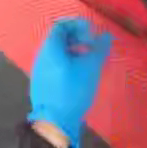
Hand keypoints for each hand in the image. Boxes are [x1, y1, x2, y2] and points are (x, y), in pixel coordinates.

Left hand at [27, 17, 111, 147]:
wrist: (54, 123)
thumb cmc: (72, 90)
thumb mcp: (90, 67)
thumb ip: (99, 49)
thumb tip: (106, 36)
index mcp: (51, 49)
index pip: (61, 26)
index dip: (77, 25)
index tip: (91, 31)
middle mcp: (42, 56)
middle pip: (59, 38)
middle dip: (77, 37)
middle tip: (92, 44)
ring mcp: (40, 70)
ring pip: (58, 52)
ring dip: (74, 50)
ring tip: (89, 59)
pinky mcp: (42, 83)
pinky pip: (55, 64)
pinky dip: (69, 62)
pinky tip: (80, 73)